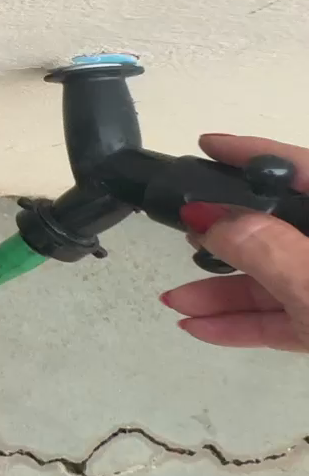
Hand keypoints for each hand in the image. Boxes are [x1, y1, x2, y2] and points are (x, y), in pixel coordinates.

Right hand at [161, 134, 308, 351]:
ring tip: (178, 302)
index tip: (207, 147)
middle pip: (298, 232)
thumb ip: (262, 247)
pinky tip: (209, 328)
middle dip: (232, 243)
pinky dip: (262, 321)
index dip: (257, 156)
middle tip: (182, 242)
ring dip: (235, 292)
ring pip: (300, 278)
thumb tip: (209, 215)